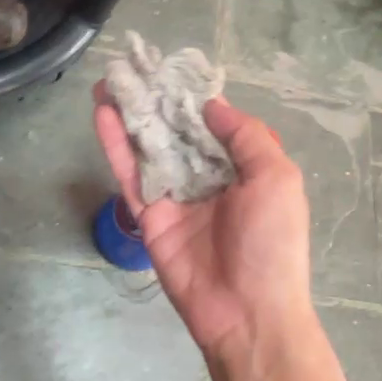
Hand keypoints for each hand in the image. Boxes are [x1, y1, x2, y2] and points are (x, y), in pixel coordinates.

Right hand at [94, 87, 313, 359]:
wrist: (247, 313)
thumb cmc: (272, 243)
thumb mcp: (277, 179)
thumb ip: (246, 137)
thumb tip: (211, 106)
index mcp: (243, 168)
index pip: (213, 124)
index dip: (192, 98)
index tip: (170, 69)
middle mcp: (208, 177)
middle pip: (175, 131)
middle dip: (154, 101)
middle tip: (130, 68)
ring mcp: (176, 196)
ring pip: (148, 147)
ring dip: (129, 115)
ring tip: (109, 82)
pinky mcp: (150, 215)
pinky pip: (131, 175)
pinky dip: (116, 145)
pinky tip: (103, 115)